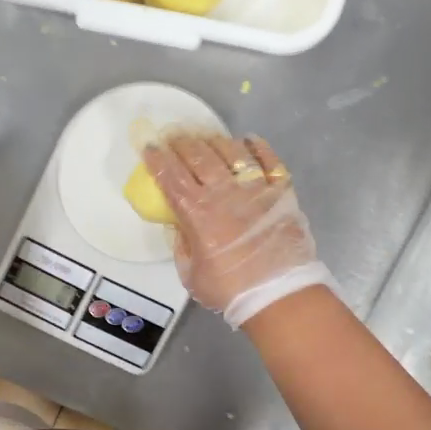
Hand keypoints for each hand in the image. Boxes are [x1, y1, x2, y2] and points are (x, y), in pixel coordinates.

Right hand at [143, 134, 334, 327]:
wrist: (278, 294)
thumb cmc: (229, 289)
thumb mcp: (190, 273)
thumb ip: (182, 243)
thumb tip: (179, 223)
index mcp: (197, 214)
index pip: (171, 178)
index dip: (157, 159)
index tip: (149, 146)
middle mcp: (224, 193)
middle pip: (198, 156)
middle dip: (181, 142)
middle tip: (173, 135)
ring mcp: (255, 187)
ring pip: (230, 151)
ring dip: (213, 140)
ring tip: (203, 135)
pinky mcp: (281, 190)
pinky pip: (268, 158)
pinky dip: (256, 146)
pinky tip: (247, 140)